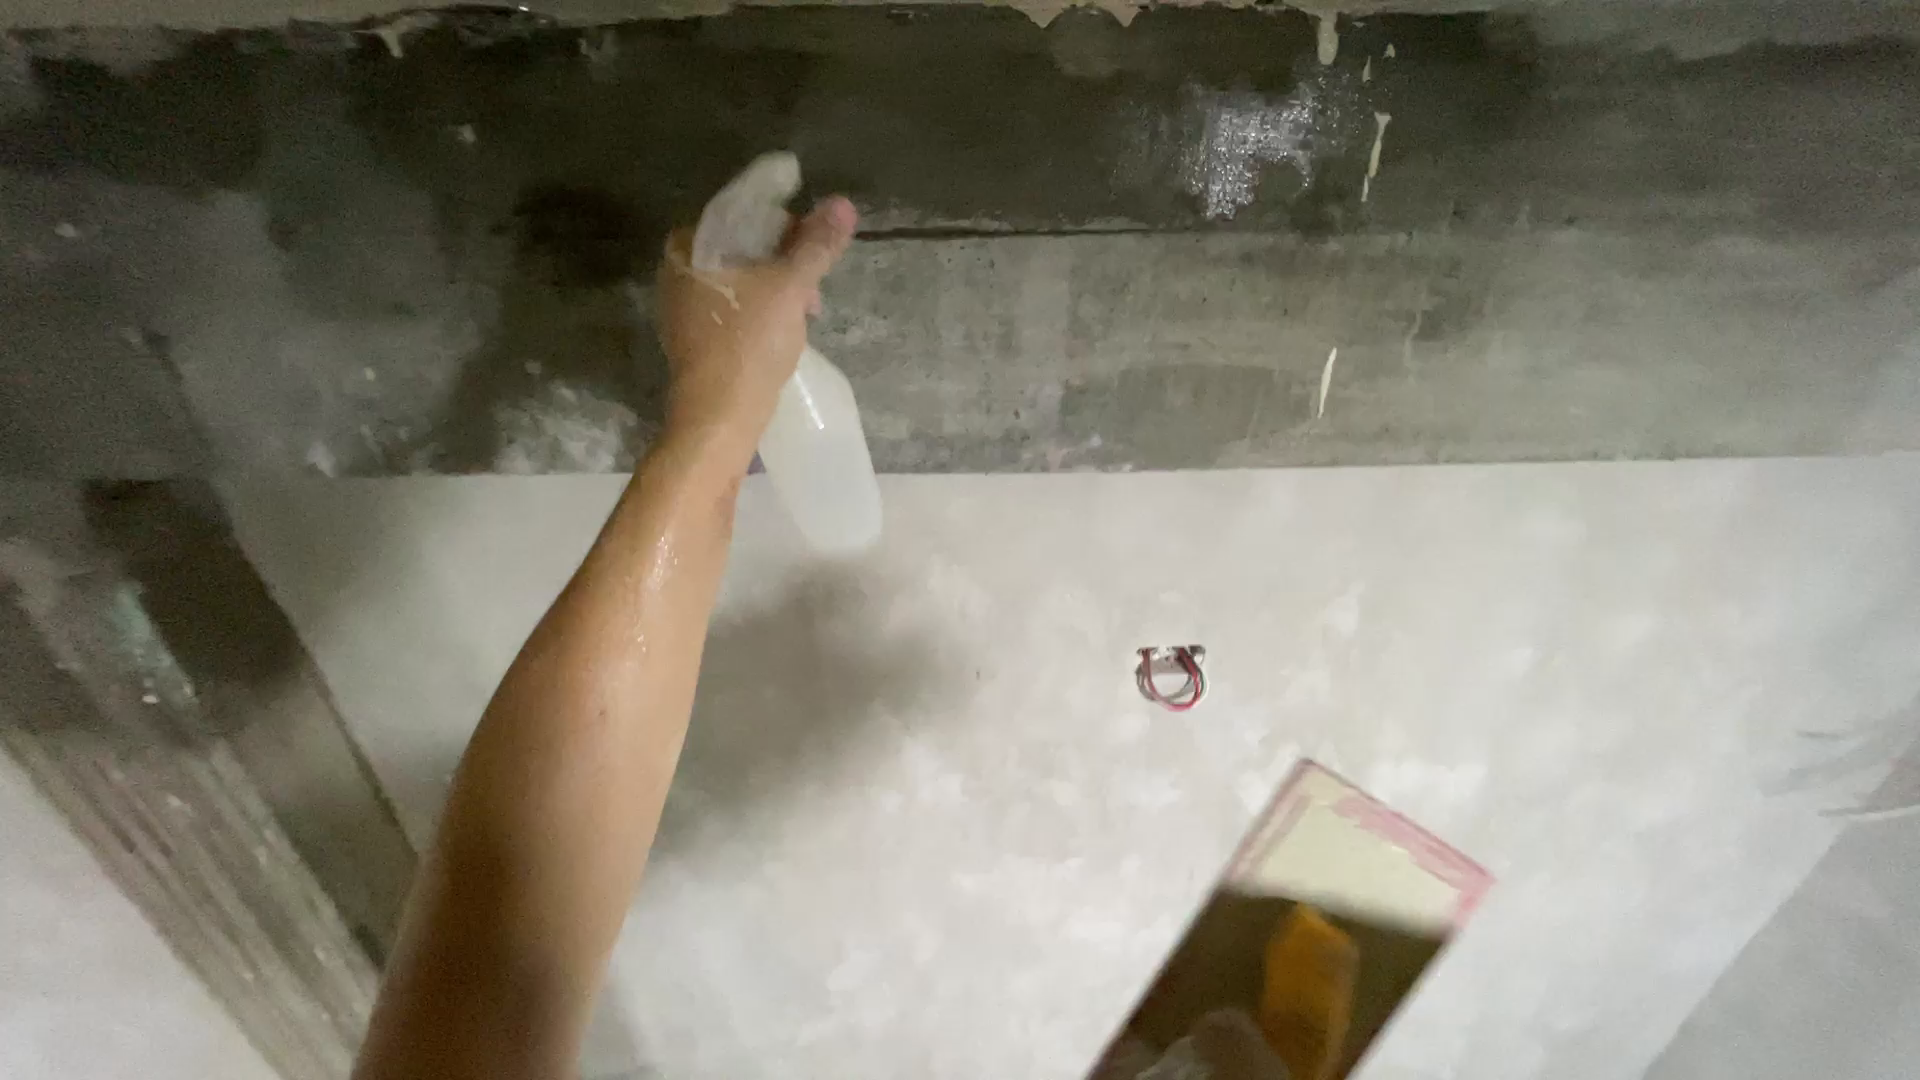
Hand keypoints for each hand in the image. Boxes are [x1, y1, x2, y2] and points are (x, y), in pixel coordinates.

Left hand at [654, 196, 857, 463]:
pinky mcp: (696, 341)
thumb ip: (817, 246)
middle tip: (813, 287)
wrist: (720, 416)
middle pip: (742, 249)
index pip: (743, 213)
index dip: (786, 225)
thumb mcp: (791, 288)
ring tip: (806, 313)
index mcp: (689, 247)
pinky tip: (784, 332)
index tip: (814, 249)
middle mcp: (677, 273)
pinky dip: (761, 312)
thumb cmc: (749, 344)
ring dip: (777, 289)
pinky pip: (735, 311)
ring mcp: (683, 310)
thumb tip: (844, 205)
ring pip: (741, 282)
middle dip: (784, 262)